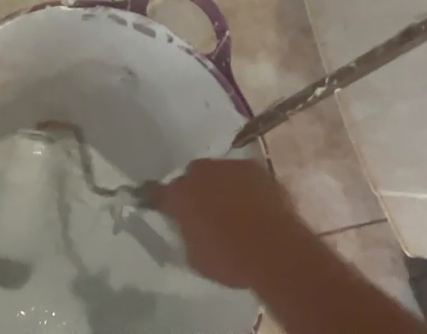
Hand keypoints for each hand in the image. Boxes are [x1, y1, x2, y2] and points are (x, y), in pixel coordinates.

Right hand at [149, 157, 315, 288]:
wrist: (275, 249)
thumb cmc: (231, 260)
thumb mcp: (197, 257)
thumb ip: (187, 235)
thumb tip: (188, 227)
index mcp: (180, 196)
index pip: (157, 191)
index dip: (154, 195)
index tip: (151, 197)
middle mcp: (201, 173)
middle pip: (192, 176)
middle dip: (195, 189)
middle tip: (204, 210)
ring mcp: (229, 166)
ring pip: (218, 172)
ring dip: (221, 185)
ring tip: (233, 208)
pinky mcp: (255, 167)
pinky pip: (242, 174)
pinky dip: (244, 185)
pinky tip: (254, 204)